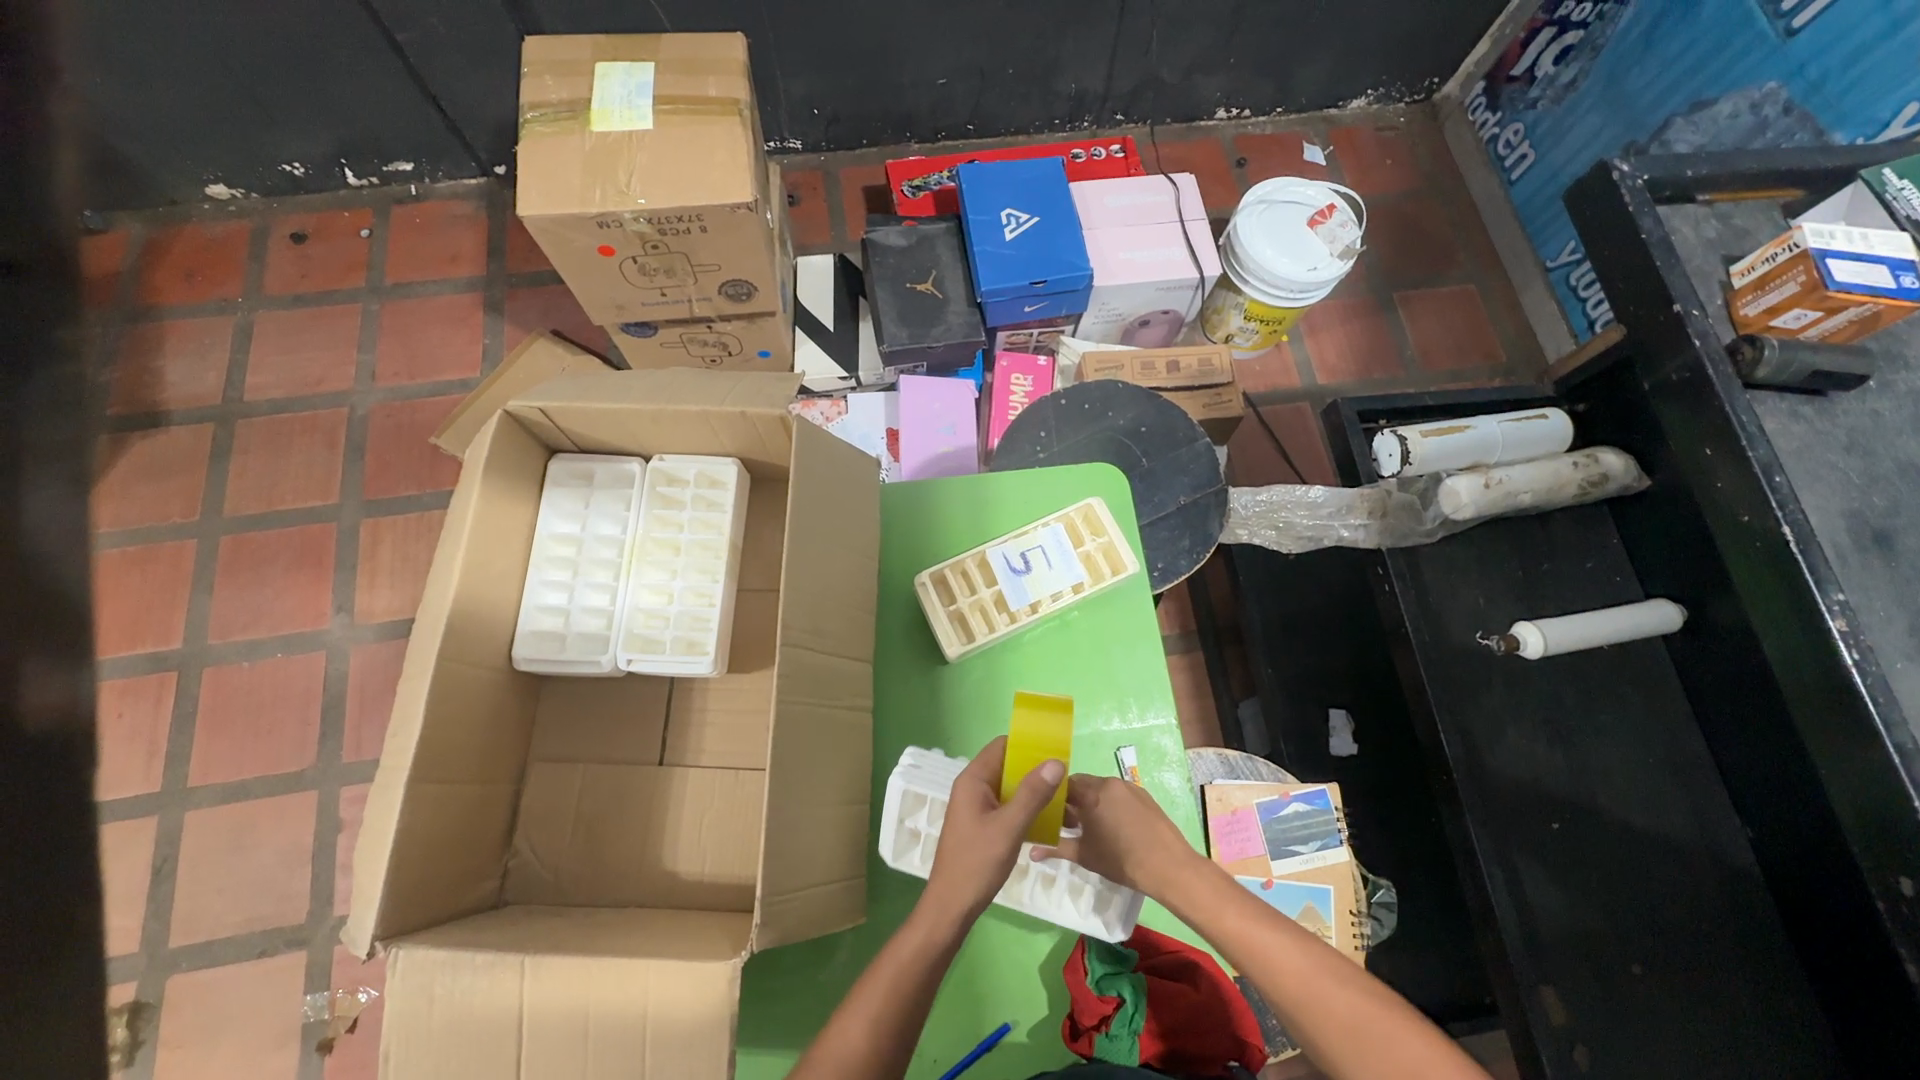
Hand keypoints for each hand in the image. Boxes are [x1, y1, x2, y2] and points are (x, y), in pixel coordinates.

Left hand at [924, 736, 1064, 921]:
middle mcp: (973, 788)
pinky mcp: (982, 826)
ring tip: (1064, 800)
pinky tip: (1047, 821)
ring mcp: (977, 808)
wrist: (952, 905)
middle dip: (1036, 771)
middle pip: (1007, 766)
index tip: (1058, 753)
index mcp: (973, 780)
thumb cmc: (977, 863)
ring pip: (1010, 789)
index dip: (1028, 745)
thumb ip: (1032, 794)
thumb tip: (1056, 761)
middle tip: (1067, 780)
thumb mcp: (1009, 827)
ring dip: (1033, 792)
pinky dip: (1026, 809)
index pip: (1002, 746)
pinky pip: (1008, 807)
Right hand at [1031, 774, 1202, 896]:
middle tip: (1069, 824)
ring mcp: (1129, 787)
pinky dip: (1110, 804)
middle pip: (1083, 784)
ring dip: (1092, 802)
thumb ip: (1056, 848)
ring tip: (1092, 828)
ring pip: (1101, 789)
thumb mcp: (1085, 855)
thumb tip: (1031, 852)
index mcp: (1092, 793)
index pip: (1063, 785)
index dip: (1054, 799)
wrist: (1168, 866)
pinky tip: (1114, 827)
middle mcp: (1109, 783)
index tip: (1051, 816)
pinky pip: (1118, 794)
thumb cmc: (1121, 860)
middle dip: (1073, 801)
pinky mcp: (1144, 795)